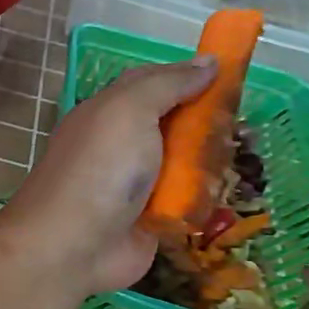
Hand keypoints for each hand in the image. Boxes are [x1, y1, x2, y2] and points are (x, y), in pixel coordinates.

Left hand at [0, 57, 215, 297]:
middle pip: (176, 124)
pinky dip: (205, 199)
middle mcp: (119, 145)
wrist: (70, 246)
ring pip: (186, 163)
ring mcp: (134, 184)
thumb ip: (166, 84)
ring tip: (235, 161)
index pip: (154, 84)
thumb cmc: (98, 170)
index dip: (190, 78)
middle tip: (238, 127)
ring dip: (211, 163)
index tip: (233, 77)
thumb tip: (207, 62)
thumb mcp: (128, 111)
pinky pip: (188, 202)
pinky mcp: (150, 219)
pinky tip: (223, 196)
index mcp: (106, 114)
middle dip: (208, 125)